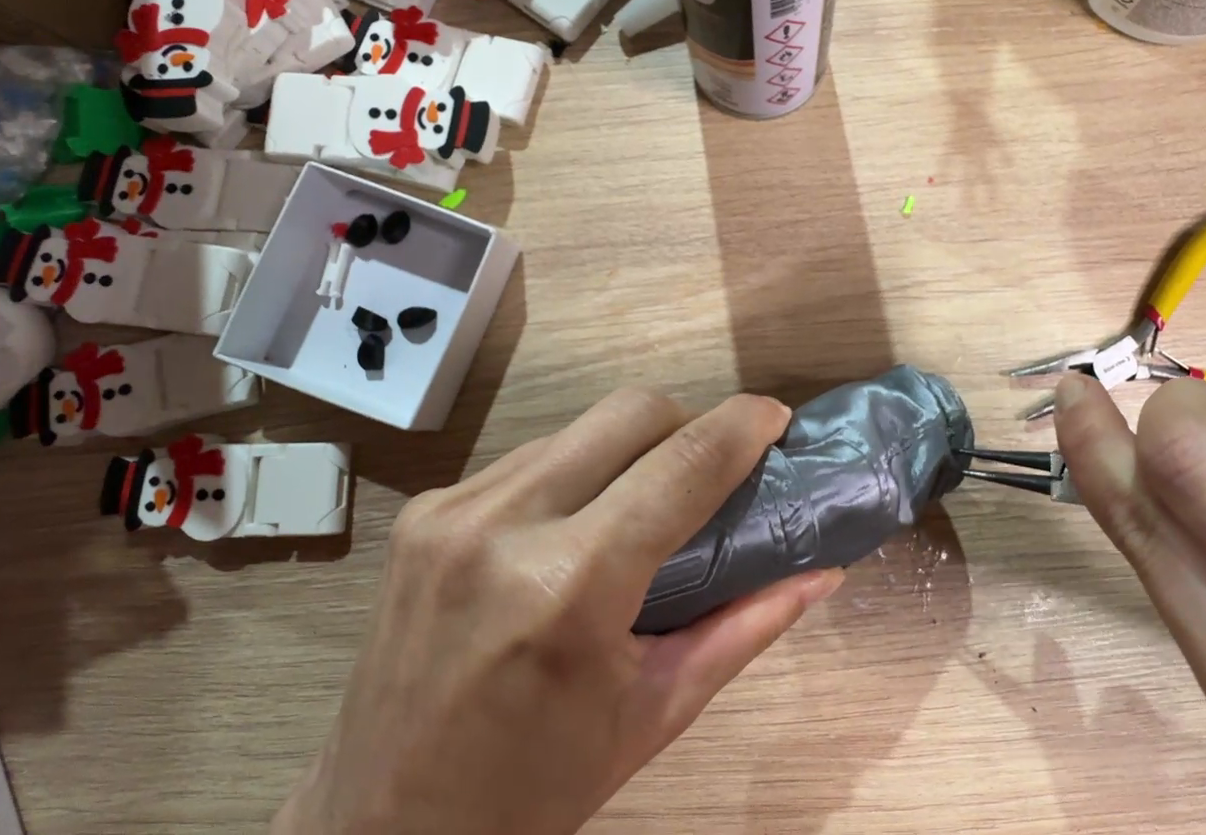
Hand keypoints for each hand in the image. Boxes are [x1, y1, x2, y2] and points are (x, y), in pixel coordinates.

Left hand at [273, 389, 844, 834]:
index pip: (682, 463)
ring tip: (643, 506)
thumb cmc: (537, 785)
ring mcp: (452, 509)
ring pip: (577, 428)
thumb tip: (822, 570)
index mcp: (571, 585)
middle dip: (688, 423)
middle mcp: (504, 523)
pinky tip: (576, 526)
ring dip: (628, 449)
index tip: (776, 419)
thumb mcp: (656, 711)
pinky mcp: (424, 510)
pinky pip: (527, 459)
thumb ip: (746, 626)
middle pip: (630, 411)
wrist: (383, 822)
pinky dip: (573, 474)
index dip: (742, 426)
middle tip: (713, 470)